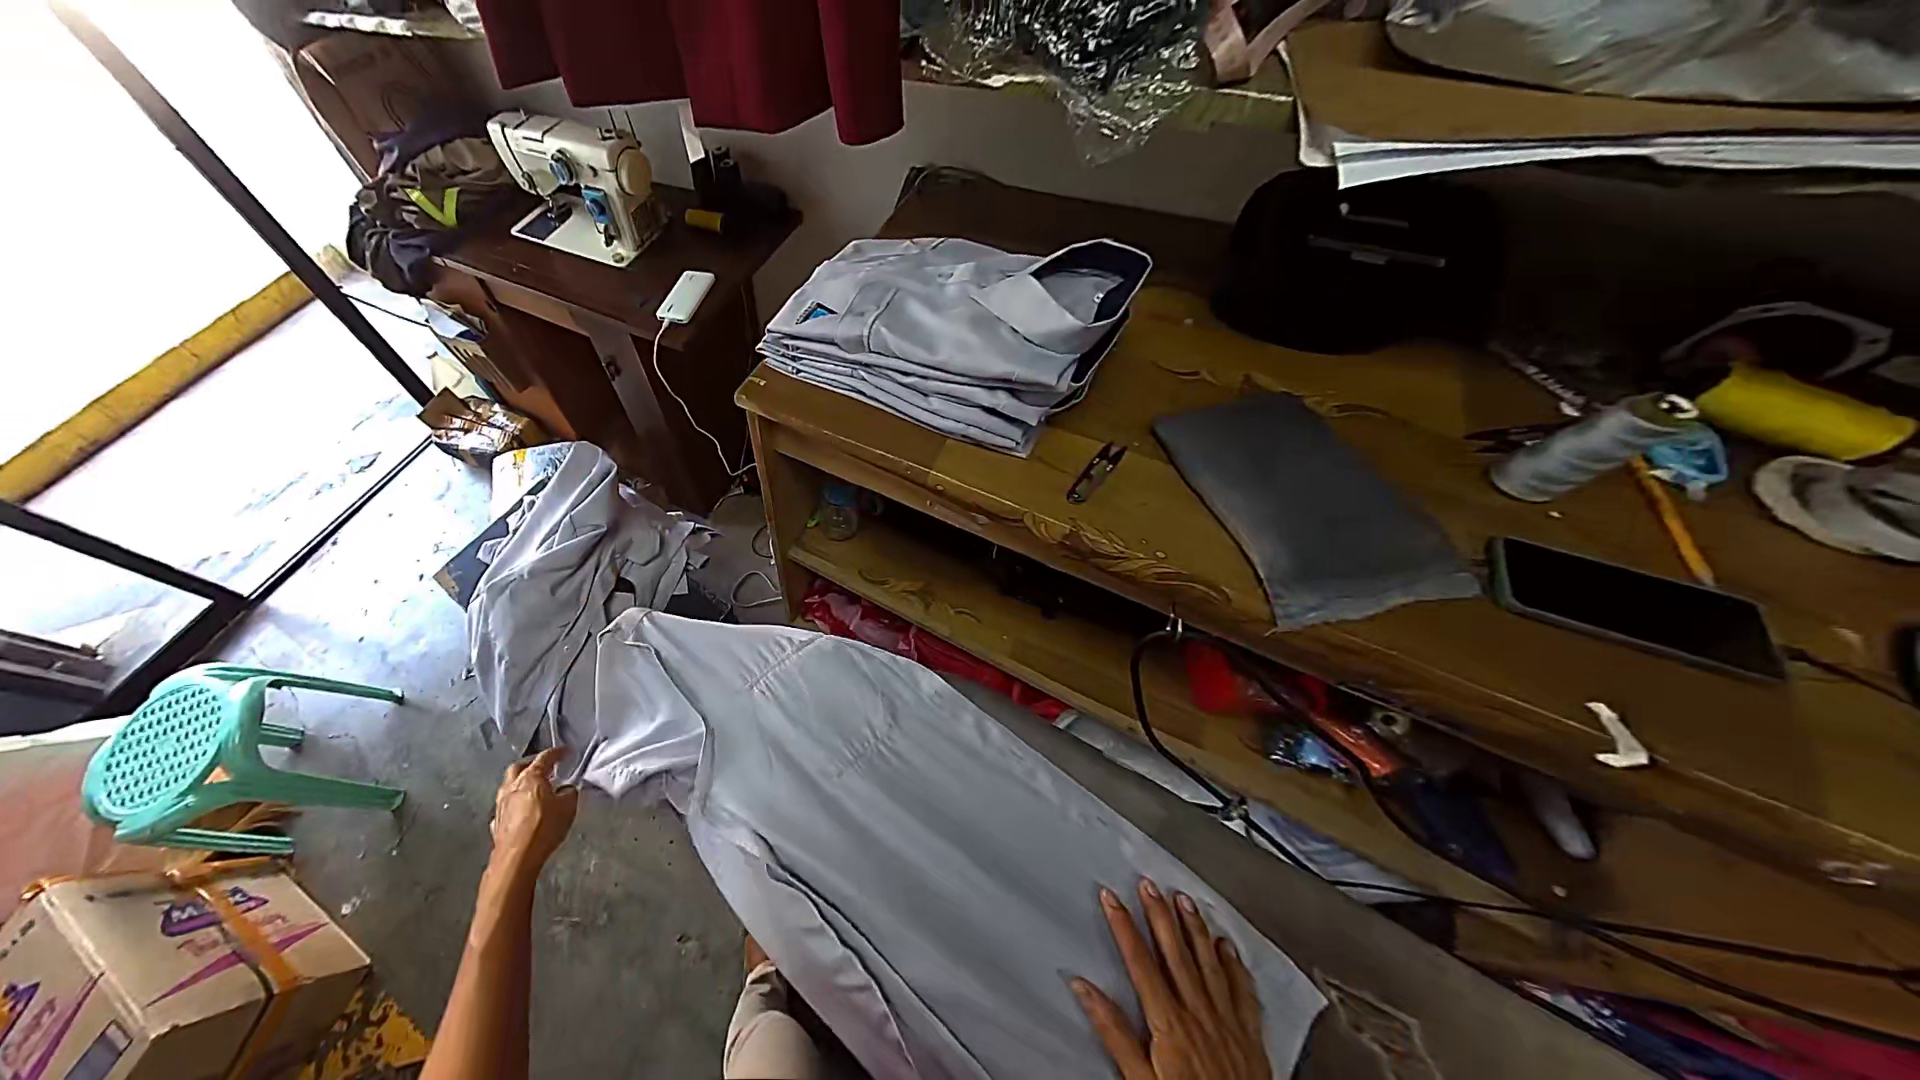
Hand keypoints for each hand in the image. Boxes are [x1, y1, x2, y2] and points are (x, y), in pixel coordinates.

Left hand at [489, 747, 578, 876]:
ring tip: (534, 787)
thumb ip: (569, 792)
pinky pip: (505, 806)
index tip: (564, 752)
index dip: (557, 753)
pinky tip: (523, 809)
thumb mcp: (568, 806)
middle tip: (544, 765)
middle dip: (531, 763)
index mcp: (531, 778)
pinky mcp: (497, 823)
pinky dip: (515, 802)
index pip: (545, 757)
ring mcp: (501, 806)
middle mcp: (512, 788)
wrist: (517, 858)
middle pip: (519, 767)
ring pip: (509, 786)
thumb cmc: (543, 828)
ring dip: (521, 782)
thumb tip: (567, 790)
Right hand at [1072, 878, 1269, 1079]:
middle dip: (1158, 913)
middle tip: (1148, 885)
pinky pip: (1242, 990)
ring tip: (1183, 899)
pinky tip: (1226, 945)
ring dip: (1193, 927)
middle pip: (1174, 952)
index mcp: (1168, 1023)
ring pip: (1208, 962)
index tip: (1111, 898)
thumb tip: (1085, 990)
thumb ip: (1114, 1033)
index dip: (1123, 925)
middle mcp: (1198, 1013)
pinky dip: (1233, 964)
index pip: (1139, 961)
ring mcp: (1227, 1021)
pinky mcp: (1250, 1035)